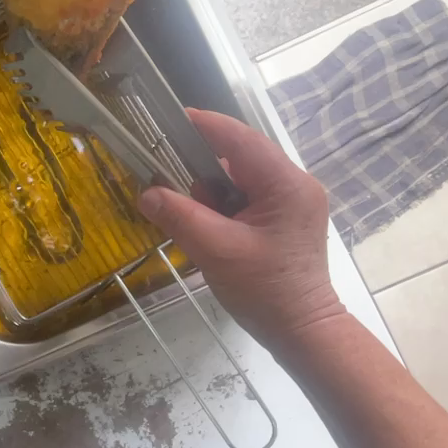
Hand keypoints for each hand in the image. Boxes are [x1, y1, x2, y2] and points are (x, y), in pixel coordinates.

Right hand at [137, 109, 346, 349]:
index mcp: (285, 184)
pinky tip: (207, 230)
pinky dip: (222, 209)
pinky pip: (247, 201)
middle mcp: (295, 185)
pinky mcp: (286, 222)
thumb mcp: (215, 252)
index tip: (173, 118)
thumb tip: (147, 193)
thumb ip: (180, 217)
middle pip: (241, 159)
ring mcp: (293, 204)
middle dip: (202, 168)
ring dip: (211, 194)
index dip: (206, 126)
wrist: (300, 329)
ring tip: (189, 219)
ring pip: (242, 182)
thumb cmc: (263, 290)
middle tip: (166, 180)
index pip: (241, 141)